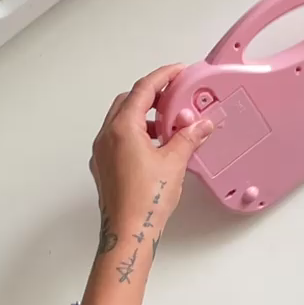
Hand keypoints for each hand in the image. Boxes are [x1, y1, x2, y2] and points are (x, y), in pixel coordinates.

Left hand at [90, 65, 214, 268]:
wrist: (127, 233)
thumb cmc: (145, 201)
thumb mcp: (175, 162)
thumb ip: (189, 137)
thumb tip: (202, 125)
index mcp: (122, 129)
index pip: (142, 90)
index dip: (162, 76)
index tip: (177, 71)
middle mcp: (106, 137)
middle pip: (128, 101)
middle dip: (152, 95)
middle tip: (175, 95)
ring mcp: (101, 153)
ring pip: (121, 121)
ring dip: (143, 116)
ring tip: (168, 123)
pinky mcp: (103, 167)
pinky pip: (118, 139)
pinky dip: (135, 133)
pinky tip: (155, 145)